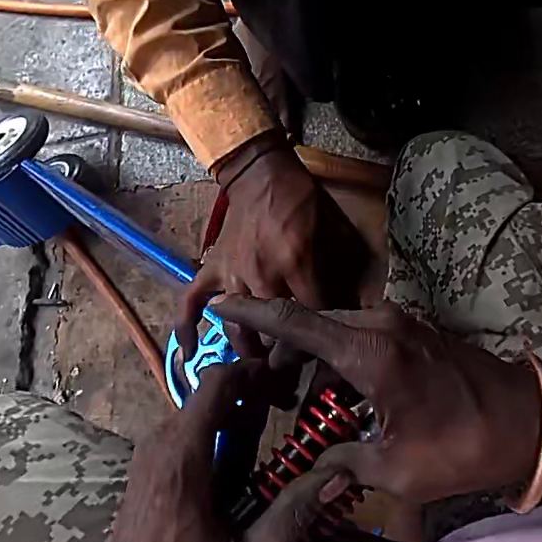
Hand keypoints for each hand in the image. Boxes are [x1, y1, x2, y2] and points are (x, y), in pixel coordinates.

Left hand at [92, 361, 349, 541]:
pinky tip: (239, 457)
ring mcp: (149, 452)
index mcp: (182, 459)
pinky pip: (187, 428)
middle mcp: (160, 444)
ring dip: (235, 410)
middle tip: (287, 405)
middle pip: (210, 392)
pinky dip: (217, 428)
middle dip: (251, 391)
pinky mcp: (148, 463)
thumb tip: (337, 474)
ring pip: (199, 408)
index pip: (215, 382)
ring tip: (269, 429)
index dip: (253, 372)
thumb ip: (294, 515)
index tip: (285, 383)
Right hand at [176, 136, 367, 352]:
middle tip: (295, 367)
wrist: (262, 174)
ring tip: (261, 365)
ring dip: (249, 350)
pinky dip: (187, 328)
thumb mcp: (334, 230)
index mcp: (295, 263)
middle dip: (285, 355)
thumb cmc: (301, 200)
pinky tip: (189, 353)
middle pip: (272, 331)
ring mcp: (230, 274)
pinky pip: (191, 301)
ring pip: (236, 327)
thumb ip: (342, 269)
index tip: (328, 347)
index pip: (311, 316)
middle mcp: (260, 274)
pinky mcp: (211, 268)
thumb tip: (354, 305)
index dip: (323, 336)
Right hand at [210, 296, 541, 501]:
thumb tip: (315, 465)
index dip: (250, 314)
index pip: (294, 322)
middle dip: (280, 354)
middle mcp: (378, 324)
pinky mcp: (410, 331)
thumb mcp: (398, 469)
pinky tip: (339, 397)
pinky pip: (358, 336)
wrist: (533, 421)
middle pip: (309, 326)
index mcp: (368, 352)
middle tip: (264, 391)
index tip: (217, 305)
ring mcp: (397, 323)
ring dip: (311, 360)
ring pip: (333, 331)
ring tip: (300, 402)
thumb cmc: (465, 446)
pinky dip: (338, 359)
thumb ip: (343, 461)